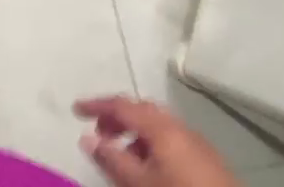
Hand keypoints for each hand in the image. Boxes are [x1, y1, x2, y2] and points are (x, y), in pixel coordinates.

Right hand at [75, 96, 239, 186]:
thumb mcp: (139, 184)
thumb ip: (112, 159)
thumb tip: (86, 138)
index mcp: (162, 127)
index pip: (122, 104)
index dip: (96, 105)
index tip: (75, 110)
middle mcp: (180, 127)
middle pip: (143, 111)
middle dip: (118, 118)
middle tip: (99, 135)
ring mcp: (197, 143)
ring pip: (159, 126)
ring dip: (135, 133)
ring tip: (122, 156)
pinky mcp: (208, 160)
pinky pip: (173, 141)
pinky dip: (153, 145)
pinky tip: (150, 169)